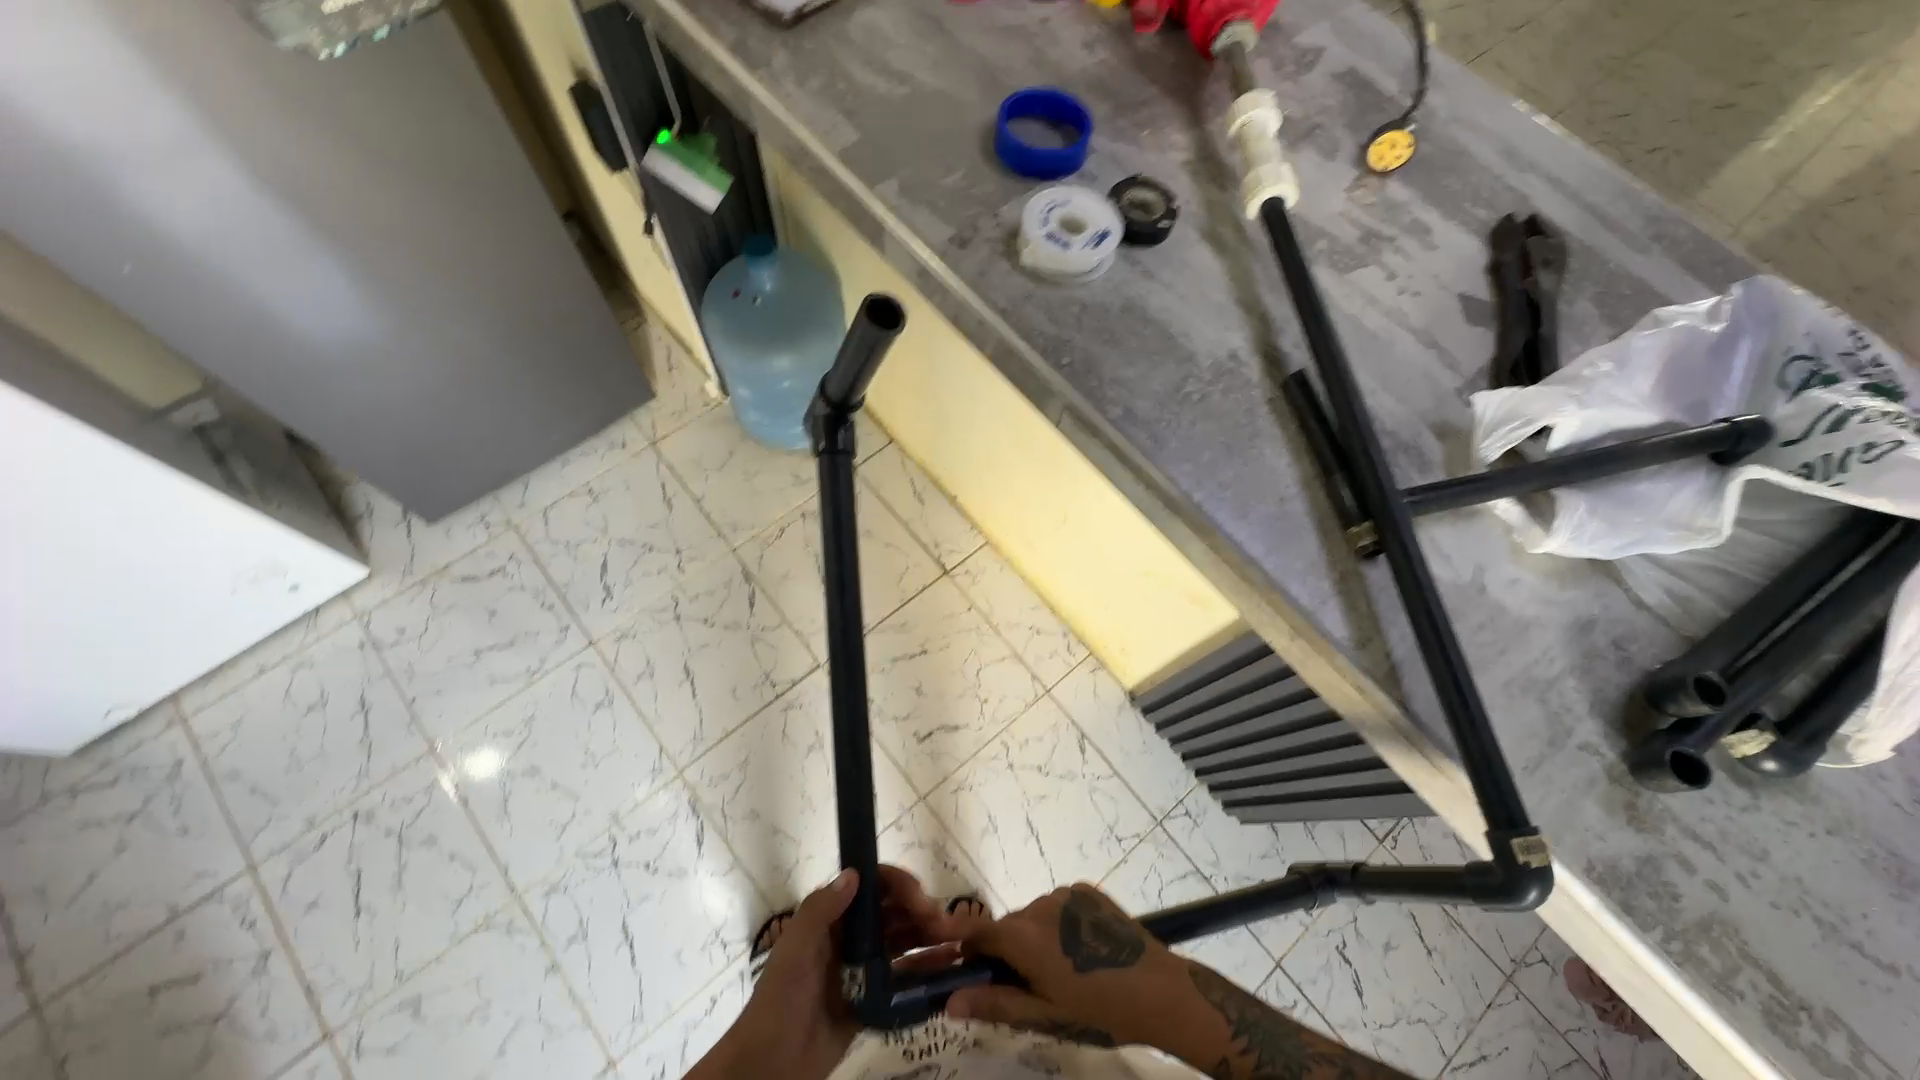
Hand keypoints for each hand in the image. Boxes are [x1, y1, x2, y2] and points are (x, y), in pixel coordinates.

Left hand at [691, 866, 972, 1079]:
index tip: (918, 895)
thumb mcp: (796, 949)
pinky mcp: (873, 999)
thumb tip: (856, 872)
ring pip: (902, 941)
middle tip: (943, 922)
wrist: (774, 1061)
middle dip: (919, 909)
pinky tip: (949, 964)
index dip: (895, 884)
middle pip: (891, 912)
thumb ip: (821, 909)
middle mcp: (848, 938)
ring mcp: (863, 968)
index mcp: (829, 920)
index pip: (869, 888)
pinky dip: (926, 968)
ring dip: (927, 934)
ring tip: (954, 939)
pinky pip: (904, 977)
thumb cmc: (782, 997)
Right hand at [945, 883, 1191, 1049]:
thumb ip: (994, 1003)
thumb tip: (950, 1001)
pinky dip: (1059, 924)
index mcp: (1022, 936)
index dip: (968, 950)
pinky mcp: (1088, 891)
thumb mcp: (1044, 1014)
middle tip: (1027, 985)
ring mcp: (1066, 894)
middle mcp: (1038, 905)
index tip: (971, 970)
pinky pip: (1059, 906)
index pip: (977, 933)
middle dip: (1006, 951)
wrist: (1159, 990)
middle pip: (1007, 926)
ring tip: (1062, 970)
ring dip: (1034, 937)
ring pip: (1034, 916)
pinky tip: (1081, 950)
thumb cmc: (1098, 1009)